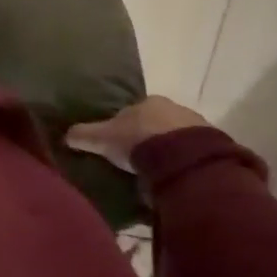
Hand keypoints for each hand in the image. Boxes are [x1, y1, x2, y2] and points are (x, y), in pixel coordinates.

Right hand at [65, 97, 211, 172]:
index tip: (117, 144)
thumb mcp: (101, 138)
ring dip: (166, 150)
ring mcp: (197, 126)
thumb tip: (64, 135)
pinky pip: (190, 152)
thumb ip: (82, 135)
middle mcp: (174, 108)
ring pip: (175, 137)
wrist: (183, 158)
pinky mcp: (212, 146)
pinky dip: (181, 161)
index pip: (132, 112)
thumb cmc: (138, 141)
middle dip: (146, 137)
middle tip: (135, 159)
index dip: (122, 126)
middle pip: (155, 123)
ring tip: (154, 171)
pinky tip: (173, 174)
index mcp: (148, 101)